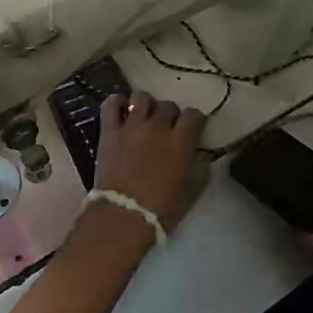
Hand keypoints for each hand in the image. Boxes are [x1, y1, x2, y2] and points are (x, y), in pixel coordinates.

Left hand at [93, 91, 204, 232]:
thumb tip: (203, 157)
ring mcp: (132, 126)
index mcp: (182, 141)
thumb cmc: (162, 209)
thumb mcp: (190, 191)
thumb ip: (200, 169)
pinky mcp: (109, 131)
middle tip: (166, 129)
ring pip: (141, 97)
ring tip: (143, 117)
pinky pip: (110, 104)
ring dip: (145, 104)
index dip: (194, 121)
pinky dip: (116, 103)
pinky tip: (120, 110)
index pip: (194, 115)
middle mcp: (158, 126)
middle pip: (168, 105)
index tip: (192, 129)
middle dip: (170, 115)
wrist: (124, 216)